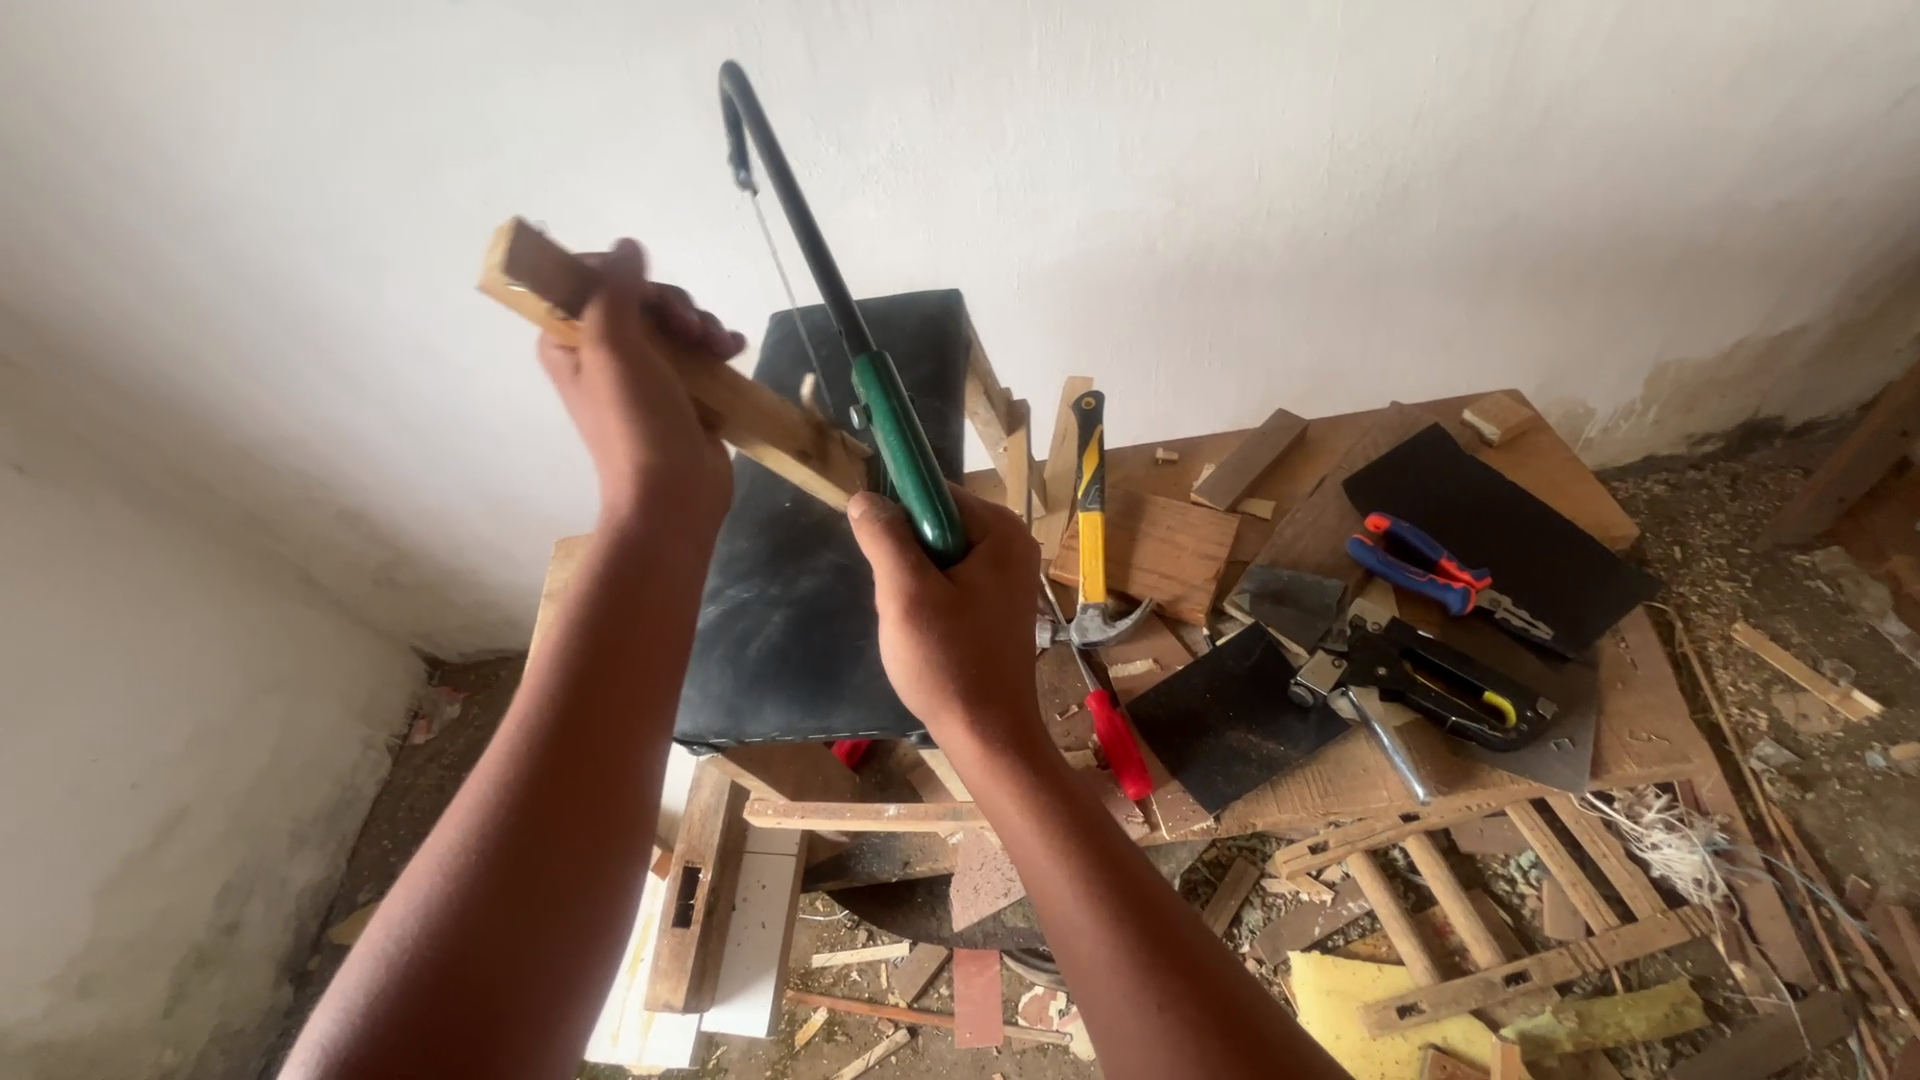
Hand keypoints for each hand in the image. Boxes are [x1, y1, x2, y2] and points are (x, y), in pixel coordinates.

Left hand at [537, 239, 746, 534]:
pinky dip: (718, 345)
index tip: (649, 293)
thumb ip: (614, 289)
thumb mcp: (613, 347)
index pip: (586, 280)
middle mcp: (605, 354)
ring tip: (719, 347)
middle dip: (673, 305)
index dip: (622, 277)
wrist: (674, 493)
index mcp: (570, 342)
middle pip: (639, 298)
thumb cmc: (635, 422)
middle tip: (690, 329)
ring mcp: (647, 374)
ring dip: (701, 325)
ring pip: (675, 322)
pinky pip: (700, 352)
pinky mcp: (684, 392)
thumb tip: (628, 246)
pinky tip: (734, 351)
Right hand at [848, 485, 1047, 748]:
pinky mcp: (999, 603)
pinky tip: (928, 632)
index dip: (898, 514)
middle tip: (900, 599)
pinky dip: (930, 598)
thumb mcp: (906, 594)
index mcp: (1001, 530)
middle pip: (937, 523)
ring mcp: (1009, 576)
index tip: (877, 552)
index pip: (935, 491)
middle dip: (905, 555)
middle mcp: (1012, 544)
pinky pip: (952, 580)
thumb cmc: (949, 663)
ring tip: (914, 621)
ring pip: (939, 555)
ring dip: (914, 581)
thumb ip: (885, 538)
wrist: (989, 734)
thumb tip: (865, 498)